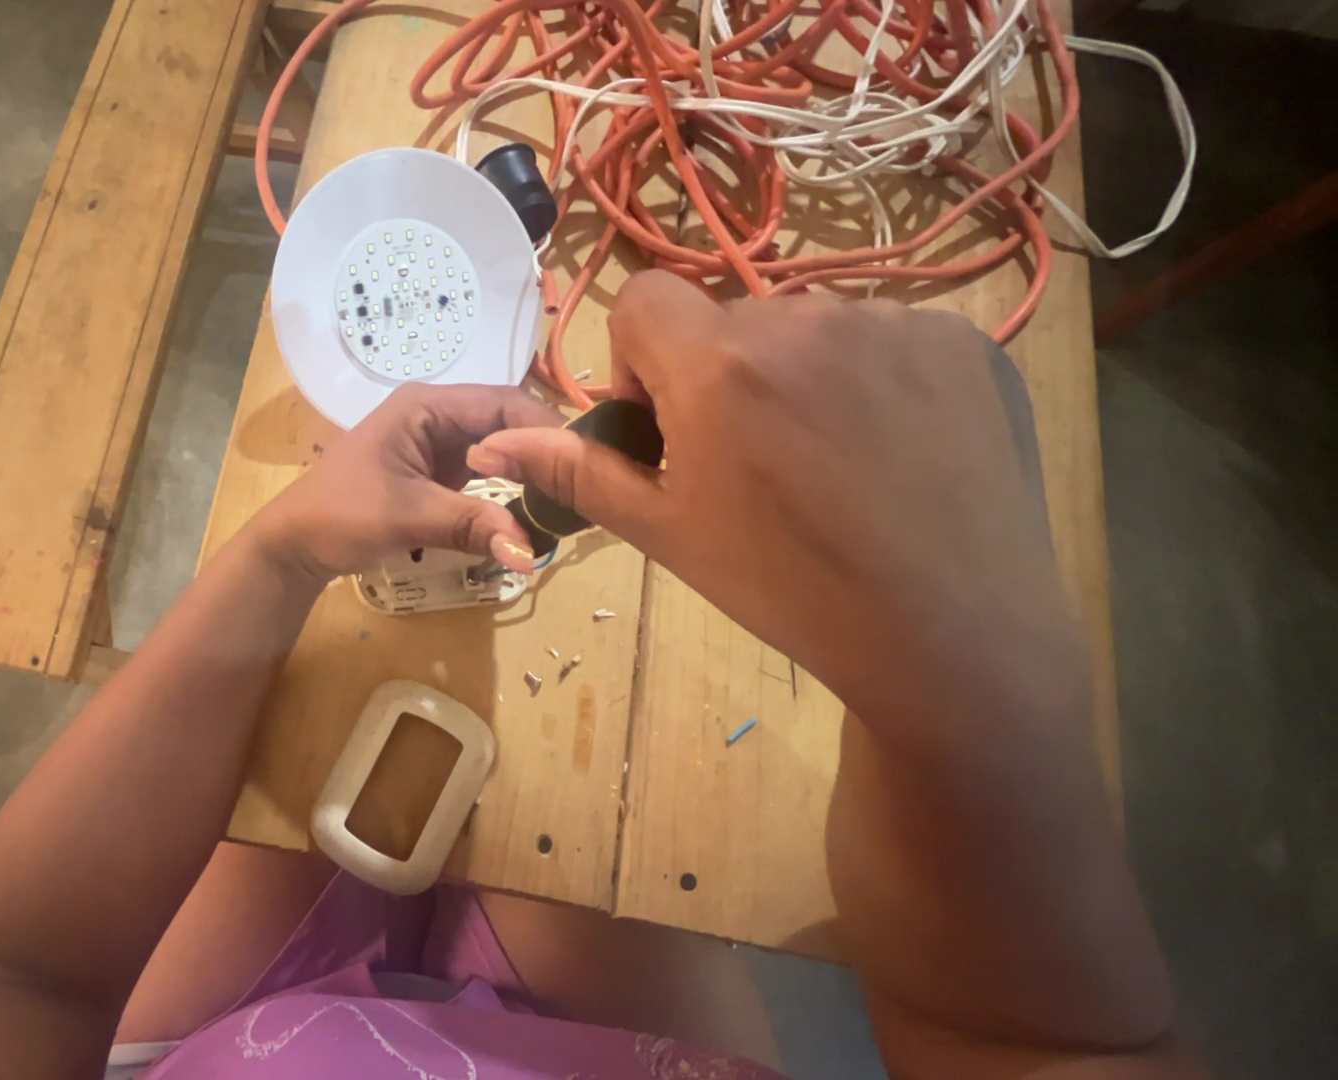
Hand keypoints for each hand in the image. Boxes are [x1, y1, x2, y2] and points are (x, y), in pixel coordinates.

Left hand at [248, 383, 562, 585]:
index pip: (500, 402)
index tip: (579, 461)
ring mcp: (435, 443)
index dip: (542, 427)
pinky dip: (505, 490)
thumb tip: (530, 551)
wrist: (298, 544)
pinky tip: (531, 507)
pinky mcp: (436, 473)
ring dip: (525, 472)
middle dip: (538, 450)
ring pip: (496, 449)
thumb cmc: (341, 515)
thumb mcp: (407, 516)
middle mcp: (434, 415)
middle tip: (581, 483)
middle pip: (503, 423)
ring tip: (566, 496)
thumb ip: (471, 525)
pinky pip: (482, 474)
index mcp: (424, 405)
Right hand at [467, 272, 1088, 749]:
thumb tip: (495, 445)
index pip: (642, 300)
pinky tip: (889, 456)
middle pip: (725, 322)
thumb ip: (576, 471)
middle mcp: (805, 318)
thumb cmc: (780, 585)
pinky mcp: (964, 344)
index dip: (640, 360)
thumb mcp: (662, 530)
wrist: (945, 636)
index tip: (670, 427)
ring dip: (791, 378)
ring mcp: (896, 325)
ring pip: (806, 330)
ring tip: (824, 465)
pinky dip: (868, 383)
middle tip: (747, 464)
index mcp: (718, 365)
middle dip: (715, 378)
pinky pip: (884, 341)